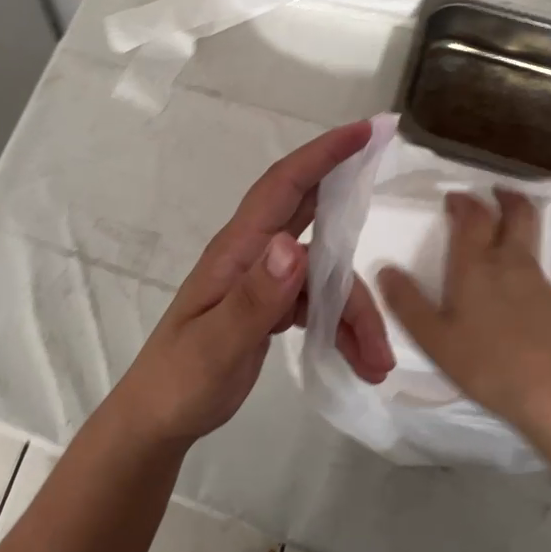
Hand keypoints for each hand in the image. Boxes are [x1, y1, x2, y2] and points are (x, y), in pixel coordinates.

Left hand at [108, 121, 395, 446]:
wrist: (159, 419)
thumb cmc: (180, 380)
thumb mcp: (217, 345)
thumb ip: (255, 298)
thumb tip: (294, 244)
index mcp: (236, 252)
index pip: (283, 187)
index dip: (323, 156)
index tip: (364, 133)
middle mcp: (251, 256)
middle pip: (311, 218)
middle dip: (351, 202)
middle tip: (391, 181)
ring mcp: (261, 282)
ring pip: (323, 275)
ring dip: (356, 311)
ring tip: (377, 363)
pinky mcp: (268, 307)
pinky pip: (316, 303)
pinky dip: (342, 327)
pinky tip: (359, 361)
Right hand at [377, 189, 550, 431]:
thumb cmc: (490, 365)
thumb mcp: (436, 340)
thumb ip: (408, 304)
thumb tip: (386, 270)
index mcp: (476, 265)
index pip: (473, 217)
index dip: (463, 201)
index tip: (451, 198)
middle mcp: (510, 263)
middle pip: (516, 214)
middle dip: (504, 197)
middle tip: (491, 192)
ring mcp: (538, 282)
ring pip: (529, 237)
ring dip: (515, 222)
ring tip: (498, 228)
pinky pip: (535, 262)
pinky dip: (522, 252)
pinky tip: (511, 278)